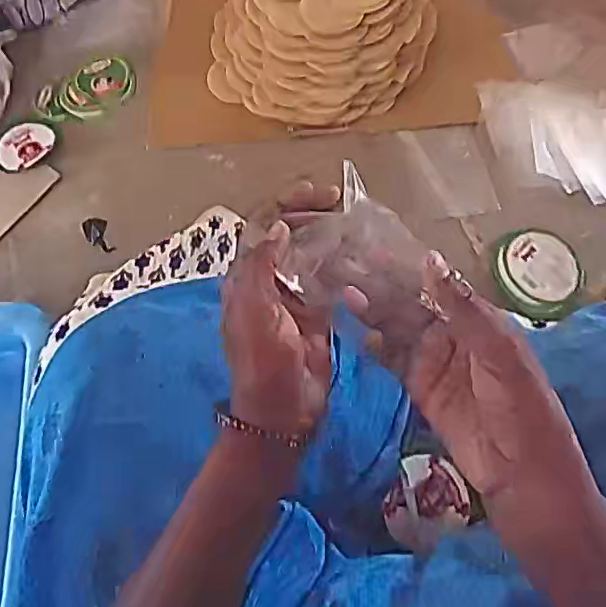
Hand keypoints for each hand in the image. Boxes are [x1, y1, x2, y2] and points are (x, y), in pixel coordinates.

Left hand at [221, 185, 338, 439]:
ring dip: (328, 234)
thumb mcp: (254, 310)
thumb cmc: (262, 360)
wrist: (282, 413)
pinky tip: (359, 256)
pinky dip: (342, 264)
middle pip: (288, 232)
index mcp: (247, 275)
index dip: (286, 203)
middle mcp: (269, 278)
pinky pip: (329, 278)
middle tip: (338, 201)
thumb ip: (262, 265)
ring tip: (352, 221)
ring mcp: (293, 294)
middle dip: (310, 211)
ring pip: (310, 252)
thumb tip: (279, 226)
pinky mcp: (316, 311)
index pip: (263, 225)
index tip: (316, 193)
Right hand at [348, 252, 589, 504]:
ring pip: (397, 329)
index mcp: (474, 316)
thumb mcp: (497, 349)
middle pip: (409, 304)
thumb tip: (430, 259)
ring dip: (372, 313)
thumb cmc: (521, 403)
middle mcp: (451, 332)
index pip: (432, 284)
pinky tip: (355, 333)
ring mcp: (434, 360)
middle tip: (345, 268)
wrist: (524, 473)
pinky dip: (374, 347)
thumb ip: (462, 306)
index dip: (402, 267)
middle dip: (379, 286)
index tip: (370, 249)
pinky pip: (393, 361)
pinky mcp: (420, 389)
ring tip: (343, 295)